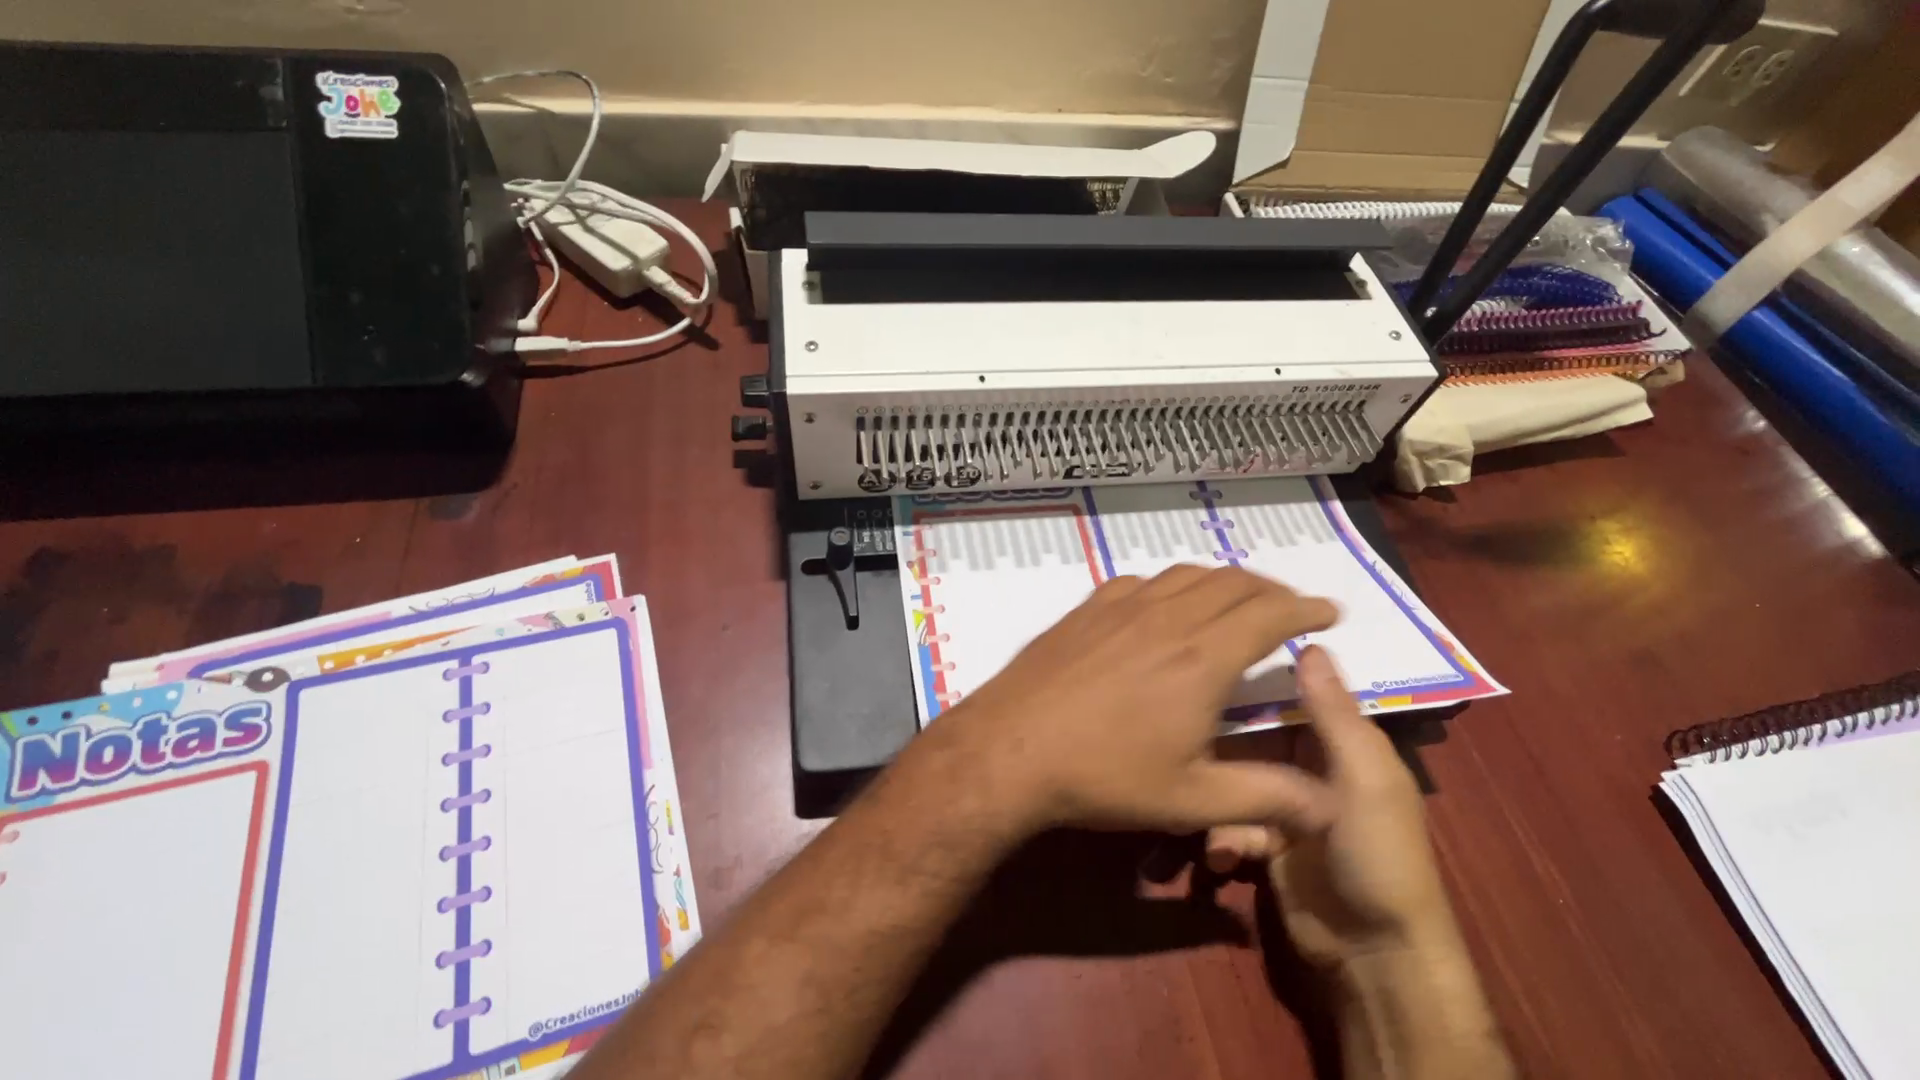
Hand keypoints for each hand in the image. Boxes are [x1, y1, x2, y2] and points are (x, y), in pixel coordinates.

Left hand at [915, 564, 1339, 835]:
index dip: (1307, 608)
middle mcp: (1168, 618)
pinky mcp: (1085, 611)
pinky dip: (1172, 585)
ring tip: (1237, 600)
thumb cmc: (1105, 777)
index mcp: (1204, 656)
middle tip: (1291, 608)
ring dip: (1224, 581)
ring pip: (1187, 574)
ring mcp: (1121, 608)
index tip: (1330, 611)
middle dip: (1272, 590)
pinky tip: (1165, 604)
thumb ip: (1266, 797)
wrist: (1009, 750)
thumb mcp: (1192, 800)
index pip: (1270, 613)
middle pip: (1233, 583)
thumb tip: (1333, 806)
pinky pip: (1142, 581)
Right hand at [1205, 647, 1458, 971]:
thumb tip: (1311, 642)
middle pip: (1258, 734)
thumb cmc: (1378, 854)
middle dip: (1224, 739)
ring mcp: (1288, 807)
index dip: (1263, 673)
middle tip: (1182, 731)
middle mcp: (1315, 768)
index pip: (1301, 693)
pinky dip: (1224, 838)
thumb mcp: (1363, 778)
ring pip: (1236, 778)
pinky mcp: (1267, 844)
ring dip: (1219, 800)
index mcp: (1348, 745)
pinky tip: (1222, 856)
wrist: (1373, 953)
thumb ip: (1334, 714)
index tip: (1214, 651)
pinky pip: (1231, 822)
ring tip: (1207, 819)